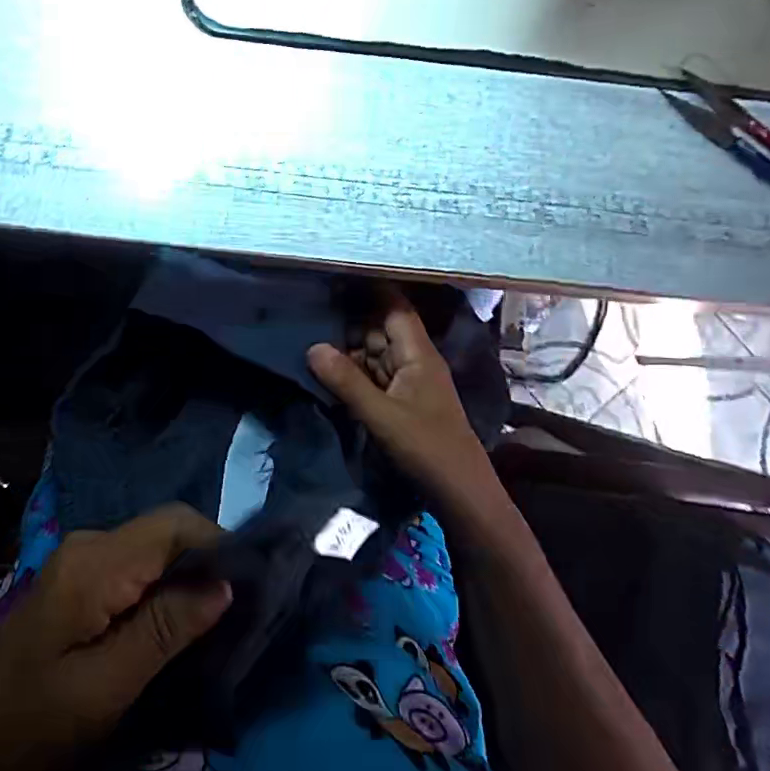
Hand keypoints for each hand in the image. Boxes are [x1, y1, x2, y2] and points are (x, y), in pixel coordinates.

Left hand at [0, 505, 231, 770]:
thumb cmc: (26, 718)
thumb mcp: (103, 688)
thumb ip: (165, 630)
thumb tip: (226, 584)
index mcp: (98, 562)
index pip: (178, 523)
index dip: (223, 546)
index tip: (261, 588)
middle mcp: (91, 545)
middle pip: (169, 532)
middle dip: (212, 563)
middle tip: (249, 614)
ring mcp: (82, 561)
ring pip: (155, 551)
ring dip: (192, 579)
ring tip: (225, 624)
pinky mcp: (78, 582)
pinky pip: (137, 570)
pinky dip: (167, 590)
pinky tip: (182, 626)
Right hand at [306, 286, 508, 526]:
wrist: (461, 494)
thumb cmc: (427, 449)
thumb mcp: (381, 415)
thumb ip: (346, 381)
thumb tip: (312, 347)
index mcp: (418, 355)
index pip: (394, 309)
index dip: (369, 290)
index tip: (337, 275)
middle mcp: (415, 362)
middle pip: (379, 331)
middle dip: (348, 323)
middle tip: (308, 312)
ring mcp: (409, 383)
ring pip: (374, 355)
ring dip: (347, 351)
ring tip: (308, 341)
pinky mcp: (402, 403)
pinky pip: (374, 378)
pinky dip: (353, 374)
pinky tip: (328, 375)